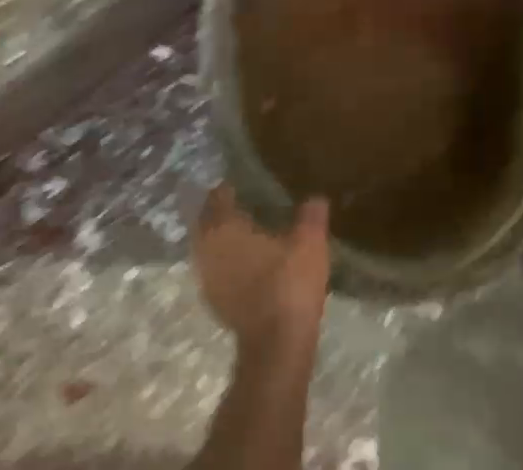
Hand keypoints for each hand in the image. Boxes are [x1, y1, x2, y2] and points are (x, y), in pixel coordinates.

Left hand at [193, 185, 330, 346]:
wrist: (276, 341)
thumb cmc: (289, 282)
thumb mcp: (310, 241)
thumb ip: (311, 214)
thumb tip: (314, 197)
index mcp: (224, 230)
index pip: (217, 199)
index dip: (228, 187)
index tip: (243, 180)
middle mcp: (207, 251)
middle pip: (207, 223)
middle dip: (222, 211)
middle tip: (246, 200)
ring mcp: (208, 279)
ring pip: (210, 248)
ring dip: (224, 236)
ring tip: (250, 228)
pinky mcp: (216, 300)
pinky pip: (218, 268)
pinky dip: (230, 259)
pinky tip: (252, 259)